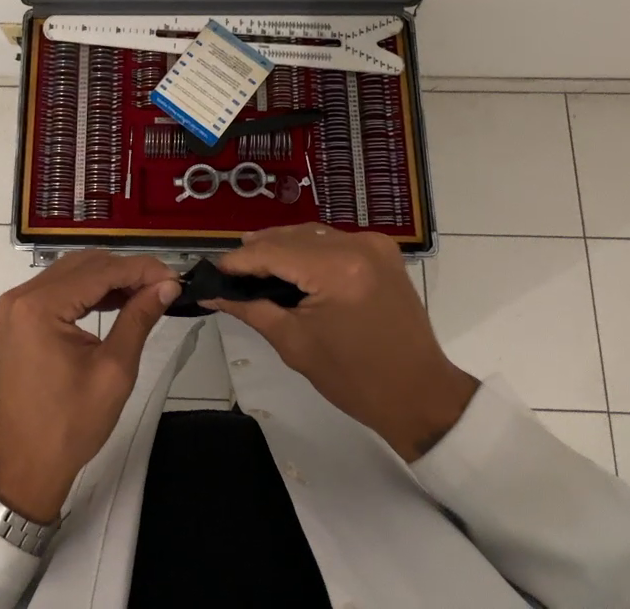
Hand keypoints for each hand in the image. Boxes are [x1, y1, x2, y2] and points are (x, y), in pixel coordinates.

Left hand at [0, 250, 181, 523]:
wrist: (27, 462)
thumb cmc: (71, 424)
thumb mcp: (114, 370)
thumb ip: (139, 318)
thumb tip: (167, 285)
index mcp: (39, 307)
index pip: (99, 271)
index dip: (141, 269)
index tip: (176, 277)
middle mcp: (21, 296)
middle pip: (83, 265)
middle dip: (126, 270)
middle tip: (165, 286)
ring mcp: (15, 306)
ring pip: (71, 273)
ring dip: (109, 278)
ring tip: (147, 292)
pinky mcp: (18, 318)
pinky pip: (58, 290)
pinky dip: (88, 291)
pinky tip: (117, 300)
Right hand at [208, 223, 478, 460]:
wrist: (418, 394)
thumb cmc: (353, 378)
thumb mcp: (294, 343)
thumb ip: (251, 309)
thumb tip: (213, 294)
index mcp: (336, 269)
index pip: (272, 252)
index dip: (238, 261)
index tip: (211, 272)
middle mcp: (357, 245)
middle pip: (291, 237)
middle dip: (257, 252)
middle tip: (227, 273)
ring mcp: (374, 245)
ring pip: (311, 234)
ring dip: (281, 247)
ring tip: (252, 268)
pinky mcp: (382, 252)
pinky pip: (333, 241)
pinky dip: (308, 250)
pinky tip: (289, 265)